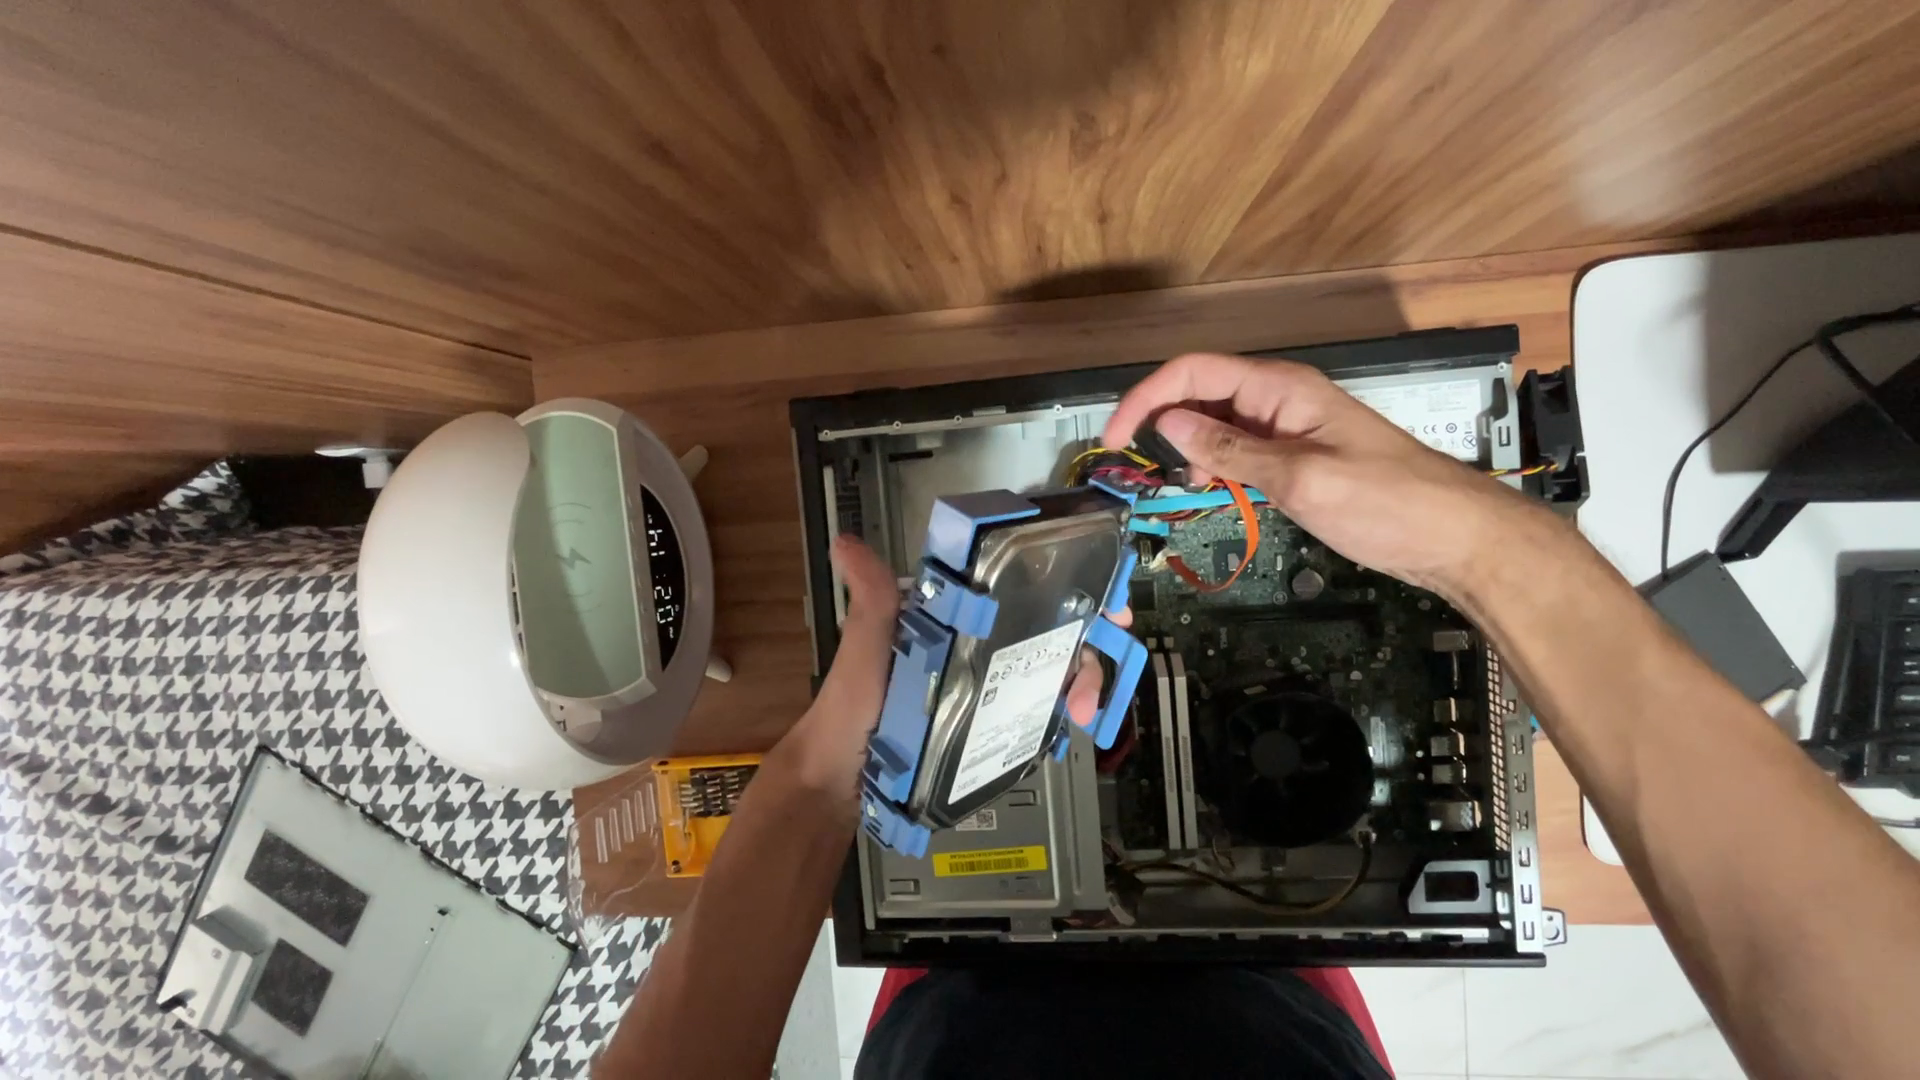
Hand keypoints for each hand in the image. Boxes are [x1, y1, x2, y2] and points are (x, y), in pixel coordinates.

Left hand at [786, 536, 1119, 802]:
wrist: (841, 781)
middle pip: (1046, 629)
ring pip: (1046, 666)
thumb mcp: (863, 650)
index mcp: (950, 615)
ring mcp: (982, 680)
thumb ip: (870, 602)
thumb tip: (847, 543)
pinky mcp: (986, 716)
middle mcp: (972, 641)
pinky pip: (1032, 704)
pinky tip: (1066, 722)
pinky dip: (1056, 708)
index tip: (1104, 601)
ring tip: (1077, 709)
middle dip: (1083, 643)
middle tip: (1095, 672)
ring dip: (1076, 680)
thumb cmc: (850, 709)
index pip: (1016, 586)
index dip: (1066, 586)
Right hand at [1102, 353, 1542, 599]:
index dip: (1145, 398)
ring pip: (1214, 422)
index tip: (1114, 439)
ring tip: (1191, 485)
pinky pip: (1238, 448)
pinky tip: (1217, 489)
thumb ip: (1230, 449)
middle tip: (1151, 473)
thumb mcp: (1299, 478)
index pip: (1193, 372)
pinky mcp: (1293, 455)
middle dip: (1164, 426)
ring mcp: (1286, 426)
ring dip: (1189, 449)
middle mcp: (1277, 398)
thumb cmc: (1384, 503)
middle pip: (1199, 393)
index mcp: (1279, 388)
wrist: (1454, 536)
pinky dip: (1215, 465)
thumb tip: (1167, 423)